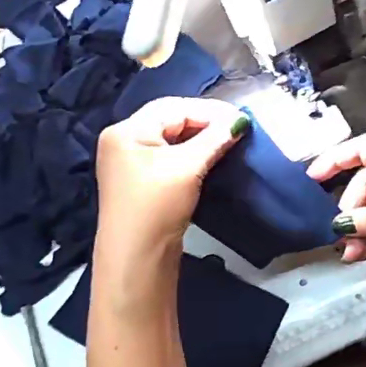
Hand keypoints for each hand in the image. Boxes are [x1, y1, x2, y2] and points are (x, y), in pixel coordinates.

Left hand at [95, 97, 247, 269]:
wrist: (137, 258)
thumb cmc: (157, 207)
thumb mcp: (187, 168)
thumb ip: (214, 140)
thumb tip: (240, 121)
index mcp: (126, 130)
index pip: (173, 108)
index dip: (210, 111)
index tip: (242, 119)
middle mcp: (123, 141)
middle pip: (170, 120)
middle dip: (205, 123)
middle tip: (237, 129)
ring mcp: (130, 162)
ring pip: (171, 139)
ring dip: (200, 139)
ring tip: (229, 142)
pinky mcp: (141, 182)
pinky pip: (168, 157)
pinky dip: (190, 155)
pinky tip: (211, 158)